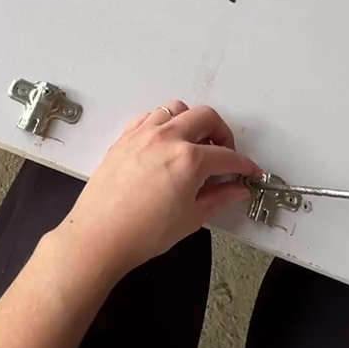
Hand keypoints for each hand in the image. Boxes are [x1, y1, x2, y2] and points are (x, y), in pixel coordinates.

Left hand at [56, 101, 259, 280]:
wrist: (100, 238)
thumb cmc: (141, 233)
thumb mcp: (190, 218)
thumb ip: (218, 198)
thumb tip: (236, 190)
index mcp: (189, 159)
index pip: (227, 156)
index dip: (243, 165)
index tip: (248, 171)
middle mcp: (167, 139)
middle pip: (206, 118)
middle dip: (222, 133)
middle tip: (224, 154)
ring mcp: (143, 135)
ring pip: (177, 109)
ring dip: (192, 121)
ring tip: (195, 143)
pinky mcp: (124, 139)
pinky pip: (149, 117)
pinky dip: (163, 122)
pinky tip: (166, 141)